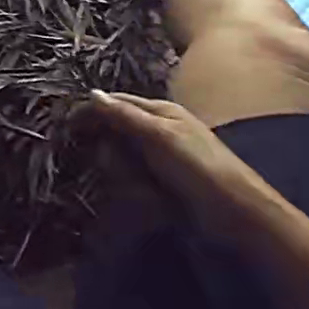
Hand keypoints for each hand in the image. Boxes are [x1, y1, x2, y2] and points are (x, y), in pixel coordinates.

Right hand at [87, 90, 275, 235]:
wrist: (240, 216)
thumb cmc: (198, 168)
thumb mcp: (158, 136)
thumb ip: (124, 115)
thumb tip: (91, 93)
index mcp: (162, 111)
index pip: (116, 102)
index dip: (93, 111)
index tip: (68, 126)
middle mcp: (162, 129)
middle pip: (118, 130)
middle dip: (111, 148)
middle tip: (114, 166)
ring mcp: (166, 158)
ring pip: (125, 157)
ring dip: (124, 172)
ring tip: (136, 187)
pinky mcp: (169, 183)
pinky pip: (138, 178)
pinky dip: (135, 186)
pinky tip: (141, 197)